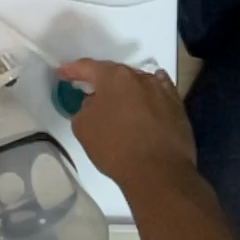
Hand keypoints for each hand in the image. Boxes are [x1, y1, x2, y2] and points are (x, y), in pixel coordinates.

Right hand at [61, 59, 195, 192]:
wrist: (159, 173)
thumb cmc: (114, 146)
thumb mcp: (82, 126)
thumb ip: (84, 107)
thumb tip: (95, 104)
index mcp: (113, 78)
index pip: (87, 67)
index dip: (71, 70)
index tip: (61, 74)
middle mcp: (139, 78)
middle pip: (114, 72)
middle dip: (99, 79)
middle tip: (87, 87)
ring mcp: (162, 92)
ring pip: (138, 82)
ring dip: (125, 88)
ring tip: (116, 97)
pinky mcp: (178, 108)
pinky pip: (160, 93)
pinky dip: (149, 93)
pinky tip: (146, 96)